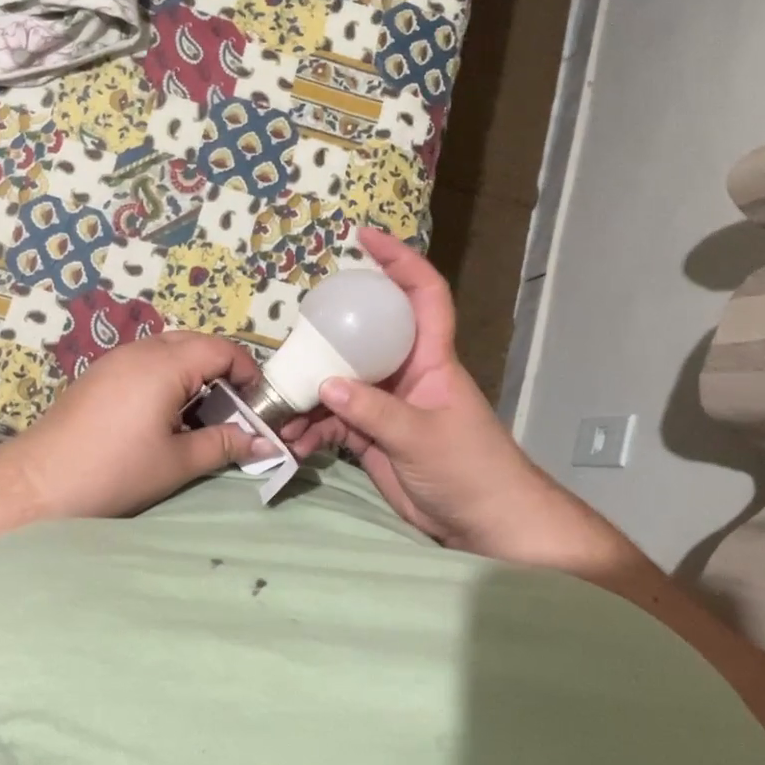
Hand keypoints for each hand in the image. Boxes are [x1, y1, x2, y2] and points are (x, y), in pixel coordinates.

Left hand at [6, 331, 273, 519]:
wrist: (38, 482)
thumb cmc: (114, 471)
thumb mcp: (177, 462)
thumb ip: (224, 445)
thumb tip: (265, 443)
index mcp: (164, 364)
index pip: (221, 349)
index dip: (247, 372)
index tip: (258, 405)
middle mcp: (140, 351)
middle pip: (194, 344)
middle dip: (221, 372)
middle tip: (232, 411)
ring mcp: (114, 360)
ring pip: (167, 352)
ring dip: (192, 375)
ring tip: (200, 417)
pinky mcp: (97, 376)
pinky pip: (143, 363)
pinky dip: (165, 380)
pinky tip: (163, 418)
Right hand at [285, 228, 540, 553]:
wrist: (483, 525)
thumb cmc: (471, 469)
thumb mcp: (422, 436)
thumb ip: (373, 411)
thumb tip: (324, 385)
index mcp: (431, 360)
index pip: (422, 296)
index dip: (399, 262)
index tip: (364, 238)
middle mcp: (405, 375)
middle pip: (364, 338)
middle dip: (329, 336)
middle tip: (293, 340)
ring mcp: (386, 407)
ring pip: (341, 385)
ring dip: (310, 395)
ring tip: (280, 409)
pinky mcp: (372, 439)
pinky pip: (335, 423)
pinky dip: (313, 430)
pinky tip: (293, 441)